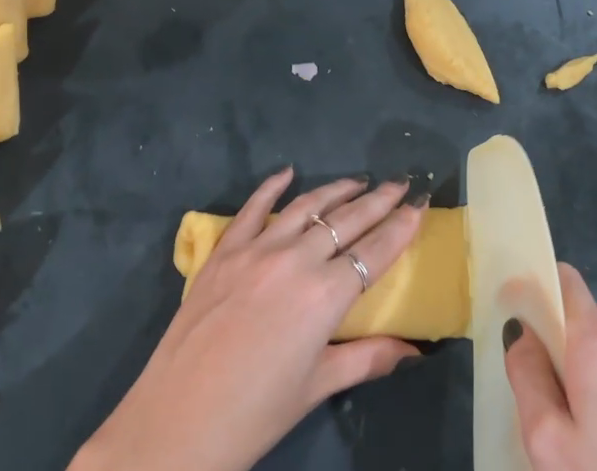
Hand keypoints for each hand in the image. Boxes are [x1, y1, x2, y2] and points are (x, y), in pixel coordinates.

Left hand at [70, 168, 424, 470]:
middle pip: (348, 219)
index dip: (403, 225)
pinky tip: (287, 172)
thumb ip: (369, 358)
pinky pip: (252, 210)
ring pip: (306, 207)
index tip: (421, 203)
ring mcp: (255, 251)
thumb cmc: (255, 413)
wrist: (175, 424)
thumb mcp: (318, 386)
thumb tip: (415, 352)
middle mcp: (296, 260)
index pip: (376, 250)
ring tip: (359, 180)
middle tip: (401, 183)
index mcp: (326, 295)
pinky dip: (271, 187)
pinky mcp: (222, 254)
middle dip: (379, 199)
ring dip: (337, 189)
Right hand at [505, 263, 596, 470]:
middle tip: (543, 406)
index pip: (564, 280)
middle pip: (579, 321)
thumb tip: (520, 331)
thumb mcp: (547, 438)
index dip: (534, 291)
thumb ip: (526, 375)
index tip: (512, 321)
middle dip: (555, 351)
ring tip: (577, 435)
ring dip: (580, 376)